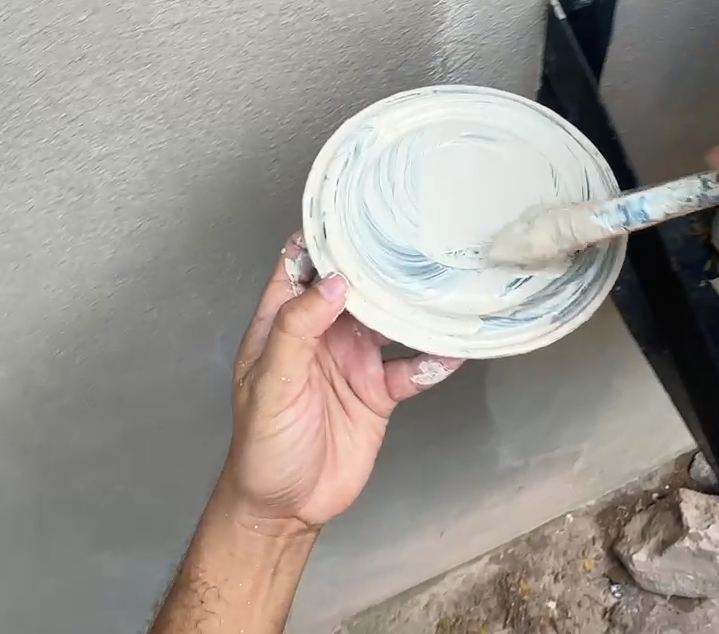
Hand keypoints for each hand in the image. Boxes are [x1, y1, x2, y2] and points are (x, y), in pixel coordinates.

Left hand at [216, 233, 462, 535]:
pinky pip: (413, 368)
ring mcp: (354, 359)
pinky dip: (435, 358)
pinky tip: (456, 348)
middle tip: (415, 237)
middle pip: (356, 286)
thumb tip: (335, 282)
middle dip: (380, 263)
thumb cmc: (262, 444)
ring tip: (444, 284)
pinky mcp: (379, 391)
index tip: (354, 209)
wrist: (287, 509)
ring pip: (391, 321)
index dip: (323, 235)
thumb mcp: (270, 383)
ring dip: (414, 307)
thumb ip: (296, 330)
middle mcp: (324, 332)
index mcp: (286, 322)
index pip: (302, 265)